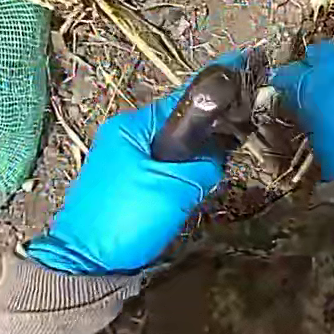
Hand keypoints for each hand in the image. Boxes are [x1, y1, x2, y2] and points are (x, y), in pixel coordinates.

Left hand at [26, 60, 240, 273]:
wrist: (84, 265)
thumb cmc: (126, 218)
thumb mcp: (175, 187)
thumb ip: (205, 162)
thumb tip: (220, 155)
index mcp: (134, 126)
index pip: (184, 96)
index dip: (219, 86)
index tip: (249, 68)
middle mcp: (128, 134)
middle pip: (182, 120)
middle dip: (212, 128)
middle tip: (245, 132)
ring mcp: (126, 158)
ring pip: (176, 145)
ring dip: (198, 154)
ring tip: (225, 160)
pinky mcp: (129, 181)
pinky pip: (166, 165)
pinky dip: (185, 170)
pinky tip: (199, 182)